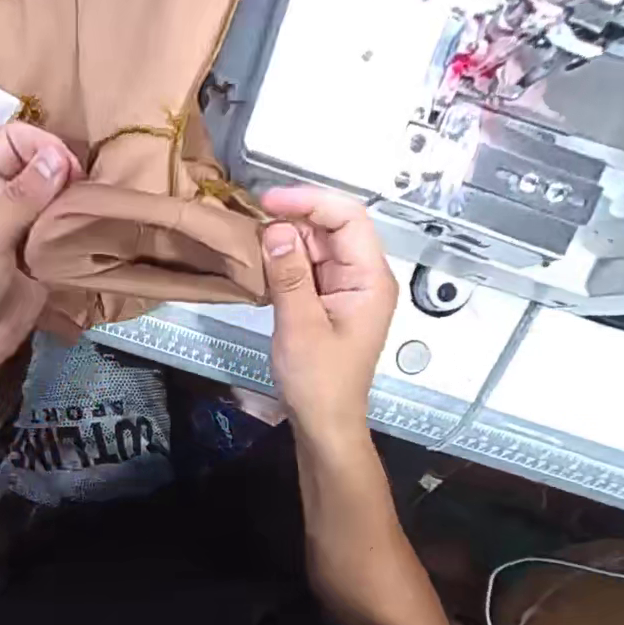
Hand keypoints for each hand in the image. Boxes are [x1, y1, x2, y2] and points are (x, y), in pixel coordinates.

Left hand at [0, 122, 82, 408]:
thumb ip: (23, 196)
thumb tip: (60, 156)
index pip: (12, 140)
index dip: (42, 146)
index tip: (68, 170)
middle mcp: (2, 199)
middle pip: (40, 166)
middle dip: (65, 173)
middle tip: (85, 195)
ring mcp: (25, 228)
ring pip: (56, 199)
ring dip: (75, 202)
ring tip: (93, 212)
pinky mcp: (43, 255)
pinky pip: (65, 232)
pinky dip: (79, 229)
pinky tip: (92, 232)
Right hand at [259, 186, 398, 446]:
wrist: (324, 424)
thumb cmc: (319, 382)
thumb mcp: (301, 327)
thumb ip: (290, 275)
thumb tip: (276, 229)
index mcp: (370, 279)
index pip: (348, 218)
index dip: (310, 201)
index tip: (268, 202)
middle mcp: (363, 277)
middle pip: (333, 228)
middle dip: (295, 220)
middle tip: (253, 225)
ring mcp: (346, 290)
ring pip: (318, 247)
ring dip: (287, 241)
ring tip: (253, 244)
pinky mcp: (329, 302)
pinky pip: (309, 269)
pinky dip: (286, 262)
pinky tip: (264, 264)